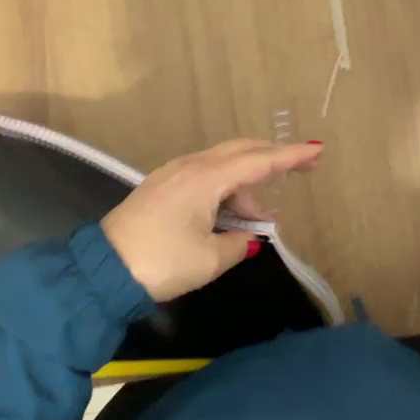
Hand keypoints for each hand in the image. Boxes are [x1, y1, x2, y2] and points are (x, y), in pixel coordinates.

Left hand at [101, 139, 323, 301]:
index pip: (258, 161)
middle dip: (272, 158)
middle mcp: (190, 167)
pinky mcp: (161, 188)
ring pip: (221, 168)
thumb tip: (247, 238)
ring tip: (260, 221)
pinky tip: (231, 215)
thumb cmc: (161, 262)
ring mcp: (172, 175)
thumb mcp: (209, 259)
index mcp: (205, 178)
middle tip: (303, 166)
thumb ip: (238, 244)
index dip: (290, 157)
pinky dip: (224, 191)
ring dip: (245, 187)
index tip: (317, 150)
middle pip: (239, 152)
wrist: (102, 270)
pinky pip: (204, 178)